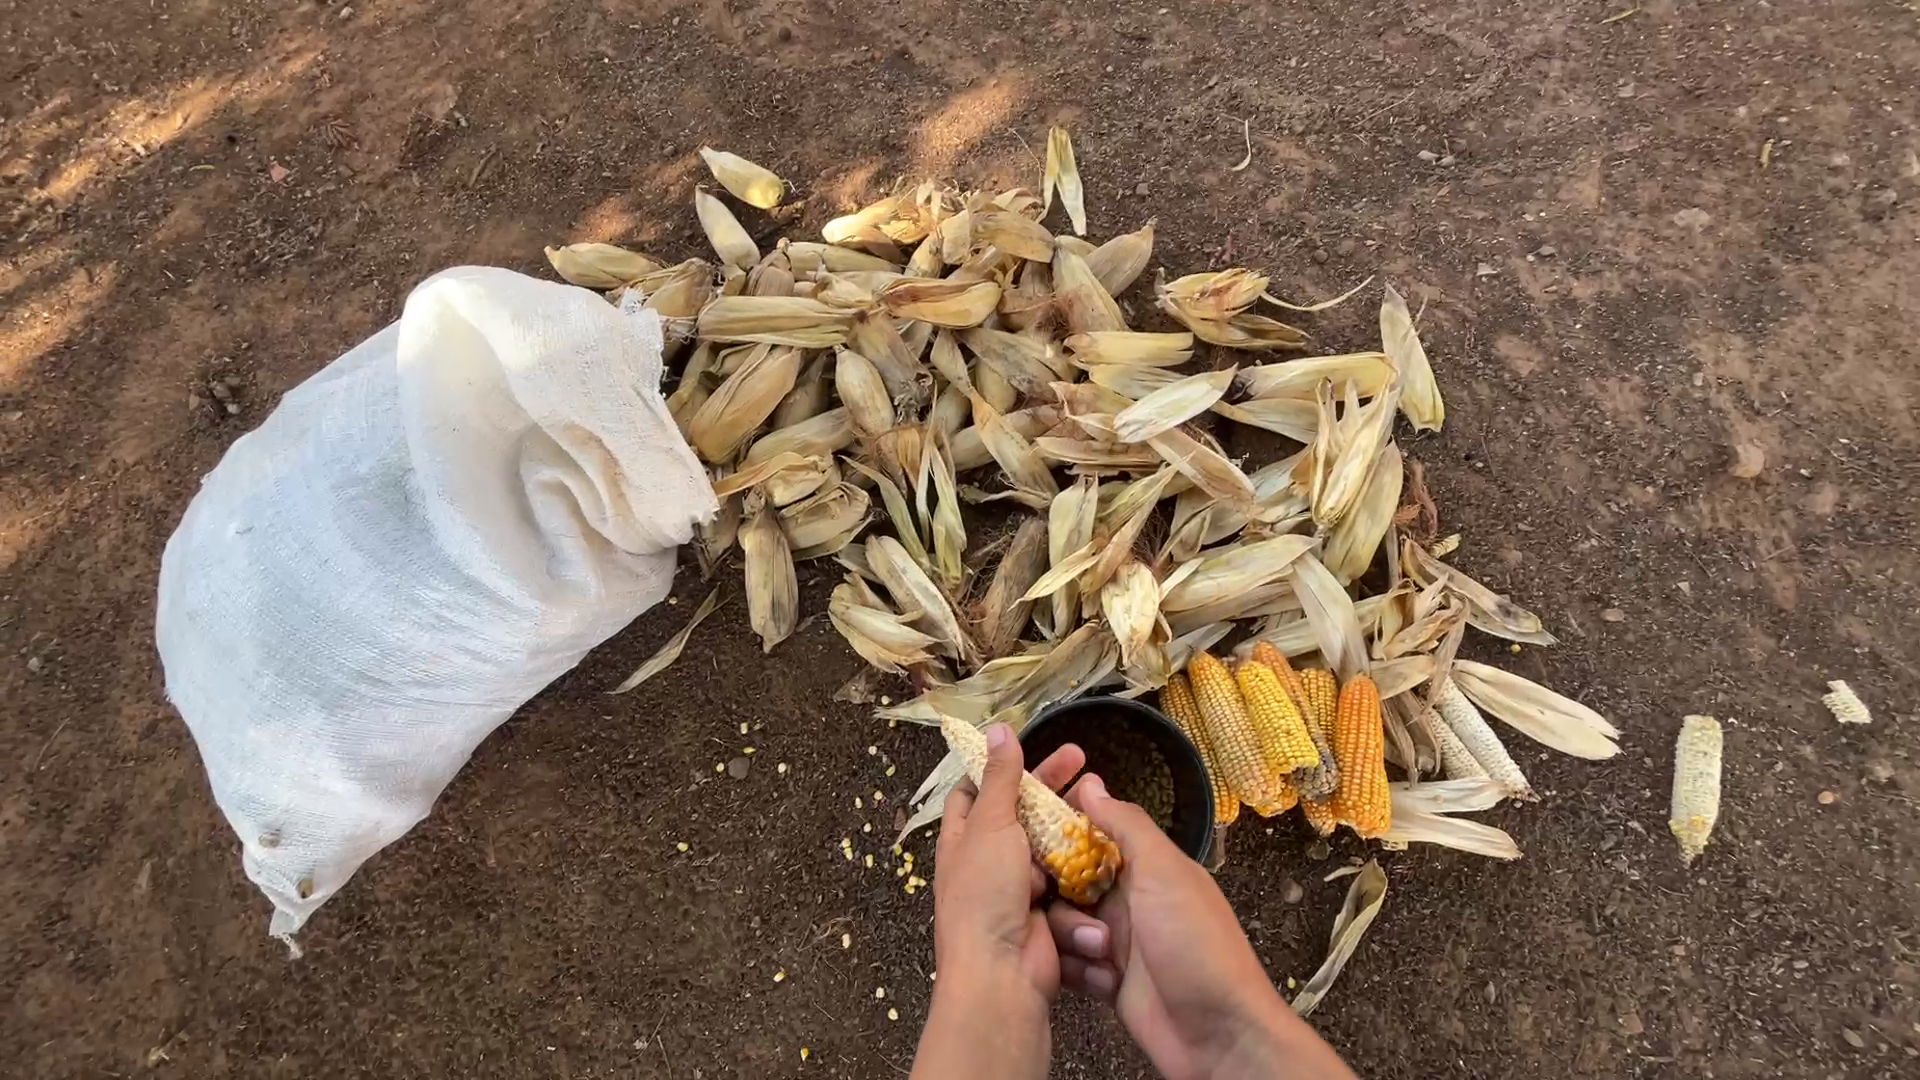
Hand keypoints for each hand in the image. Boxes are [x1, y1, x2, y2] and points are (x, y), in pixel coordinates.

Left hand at [911, 726, 1083, 1079]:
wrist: (1001, 975)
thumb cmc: (985, 892)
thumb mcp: (991, 824)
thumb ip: (1000, 777)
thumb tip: (996, 729)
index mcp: (963, 836)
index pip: (976, 790)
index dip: (1000, 767)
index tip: (1028, 745)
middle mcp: (988, 860)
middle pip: (1023, 813)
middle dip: (1052, 788)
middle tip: (1085, 760)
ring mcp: (1018, 888)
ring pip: (1051, 847)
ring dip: (1073, 833)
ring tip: (1099, 805)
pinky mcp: (1046, 915)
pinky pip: (1067, 884)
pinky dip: (1080, 875)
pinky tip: (1104, 853)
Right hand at [1047, 775, 1356, 1079]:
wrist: (1220, 1037)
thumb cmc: (1196, 943)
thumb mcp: (1164, 871)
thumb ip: (1126, 824)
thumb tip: (1091, 781)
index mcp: (1142, 863)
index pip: (1090, 830)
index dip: (1059, 825)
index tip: (1026, 824)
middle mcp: (1126, 895)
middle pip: (1067, 876)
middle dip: (1053, 886)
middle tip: (1045, 894)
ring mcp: (1116, 939)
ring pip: (1064, 920)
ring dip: (1069, 933)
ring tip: (1096, 951)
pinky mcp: (1107, 978)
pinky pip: (1071, 961)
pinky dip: (1074, 968)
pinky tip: (1094, 978)